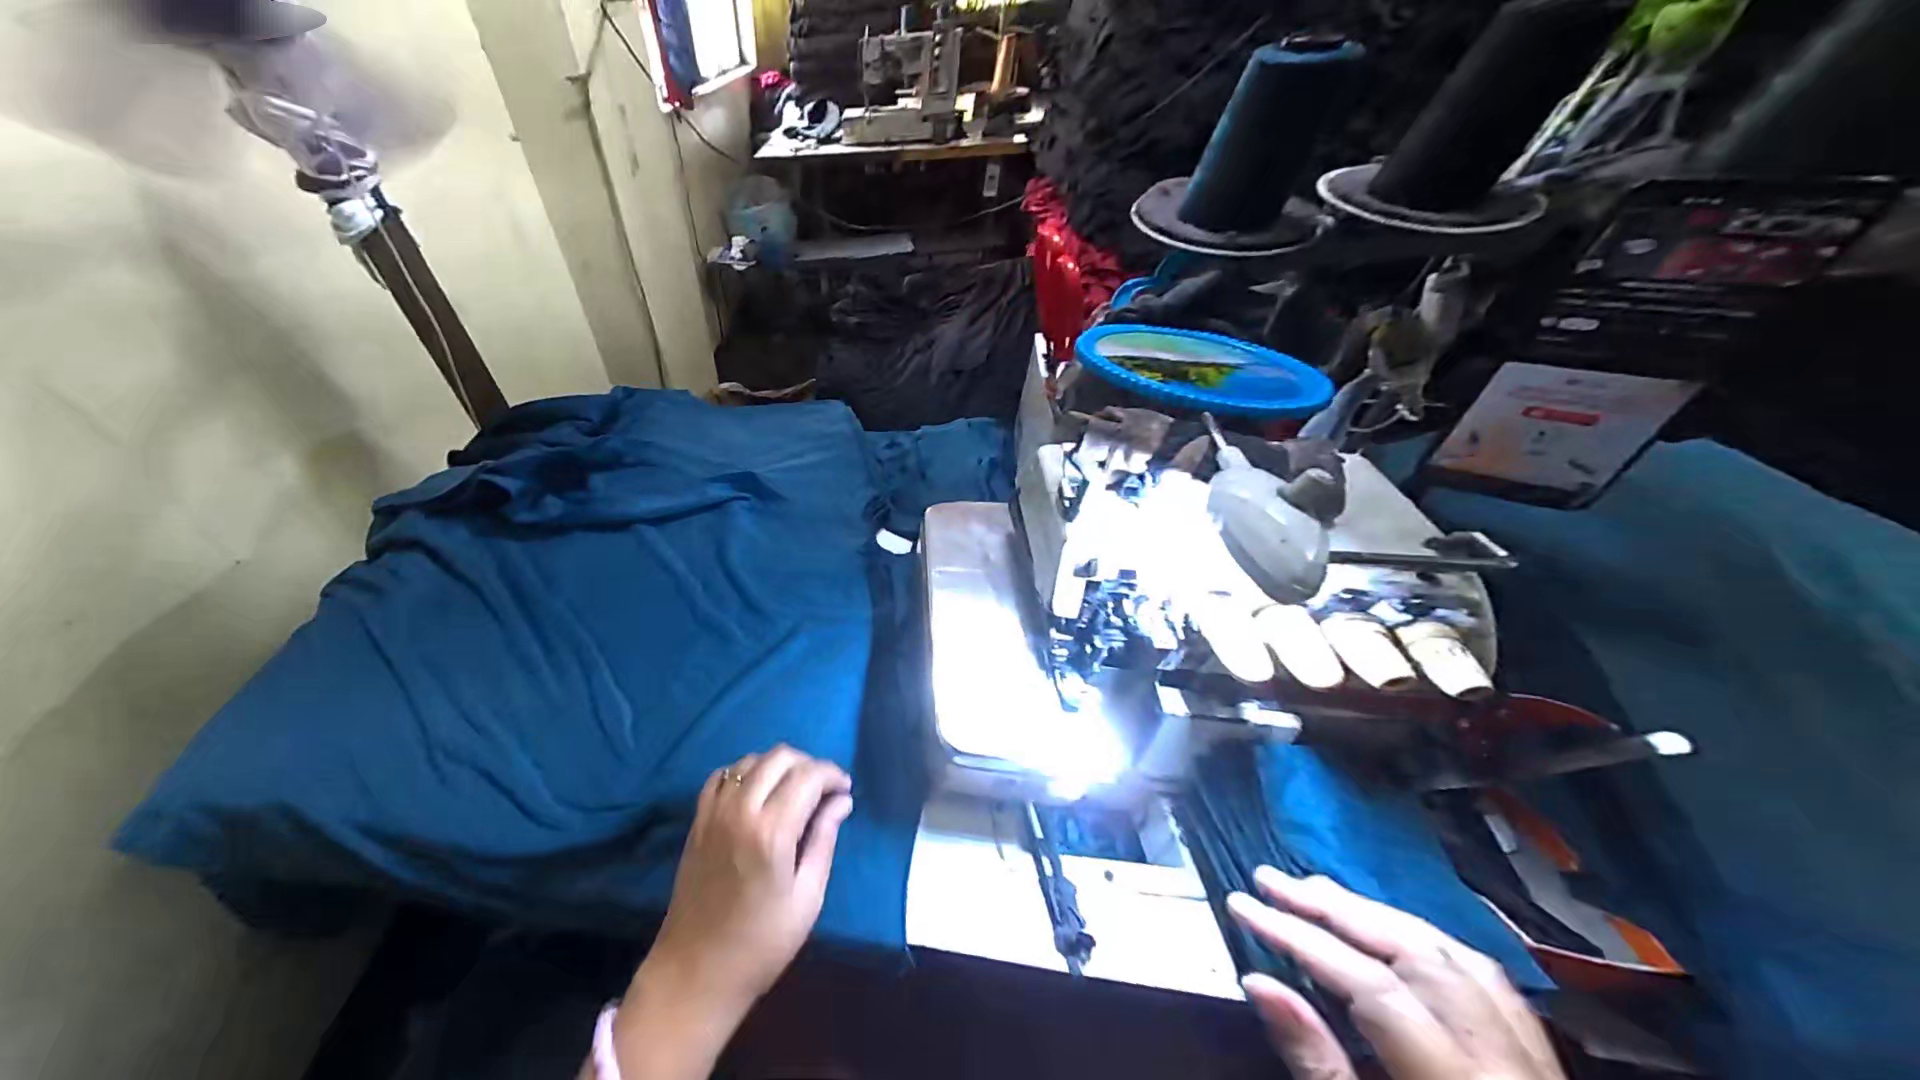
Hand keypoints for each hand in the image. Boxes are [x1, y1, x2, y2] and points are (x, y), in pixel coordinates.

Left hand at [601, 747, 851, 1079]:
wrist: (695, 974)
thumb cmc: (761, 943)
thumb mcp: (807, 896)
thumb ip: (824, 839)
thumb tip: (841, 801)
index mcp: (771, 831)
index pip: (808, 776)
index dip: (832, 775)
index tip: (845, 790)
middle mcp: (740, 811)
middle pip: (780, 757)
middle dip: (809, 765)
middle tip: (824, 790)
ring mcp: (713, 814)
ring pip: (751, 761)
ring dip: (778, 766)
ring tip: (794, 791)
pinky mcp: (697, 822)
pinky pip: (721, 776)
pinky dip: (744, 774)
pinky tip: (757, 794)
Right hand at [1227, 866, 1565, 1079]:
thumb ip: (1317, 1064)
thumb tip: (1259, 982)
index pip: (1370, 986)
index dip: (1300, 937)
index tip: (1243, 906)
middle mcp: (1507, 1063)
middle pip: (1413, 953)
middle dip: (1333, 907)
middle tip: (1270, 880)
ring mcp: (1534, 1060)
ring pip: (1450, 952)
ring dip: (1374, 912)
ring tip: (1315, 890)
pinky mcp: (1542, 1063)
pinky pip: (1481, 975)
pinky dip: (1421, 936)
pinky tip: (1387, 926)